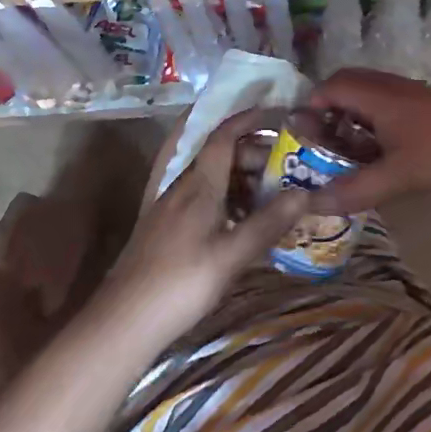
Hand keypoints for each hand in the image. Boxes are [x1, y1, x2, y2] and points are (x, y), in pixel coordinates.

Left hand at [99, 109, 306, 345]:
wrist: (125, 318)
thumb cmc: (182, 283)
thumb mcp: (231, 255)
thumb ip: (267, 223)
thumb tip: (304, 193)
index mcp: (197, 185)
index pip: (222, 137)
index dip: (246, 120)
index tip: (273, 113)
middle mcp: (180, 187)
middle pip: (216, 154)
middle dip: (249, 152)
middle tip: (282, 166)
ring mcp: (168, 206)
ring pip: (206, 176)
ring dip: (236, 175)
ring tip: (267, 192)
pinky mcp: (162, 225)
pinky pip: (197, 195)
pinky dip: (221, 195)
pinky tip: (237, 218)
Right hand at [304, 69, 430, 212]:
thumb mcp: (395, 177)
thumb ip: (353, 190)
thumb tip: (313, 204)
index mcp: (376, 96)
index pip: (330, 87)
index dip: (311, 106)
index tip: (304, 134)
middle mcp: (388, 86)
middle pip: (345, 84)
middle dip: (327, 108)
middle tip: (320, 138)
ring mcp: (407, 93)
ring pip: (365, 92)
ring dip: (349, 113)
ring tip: (343, 146)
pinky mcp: (421, 104)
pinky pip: (382, 101)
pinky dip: (369, 118)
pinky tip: (375, 148)